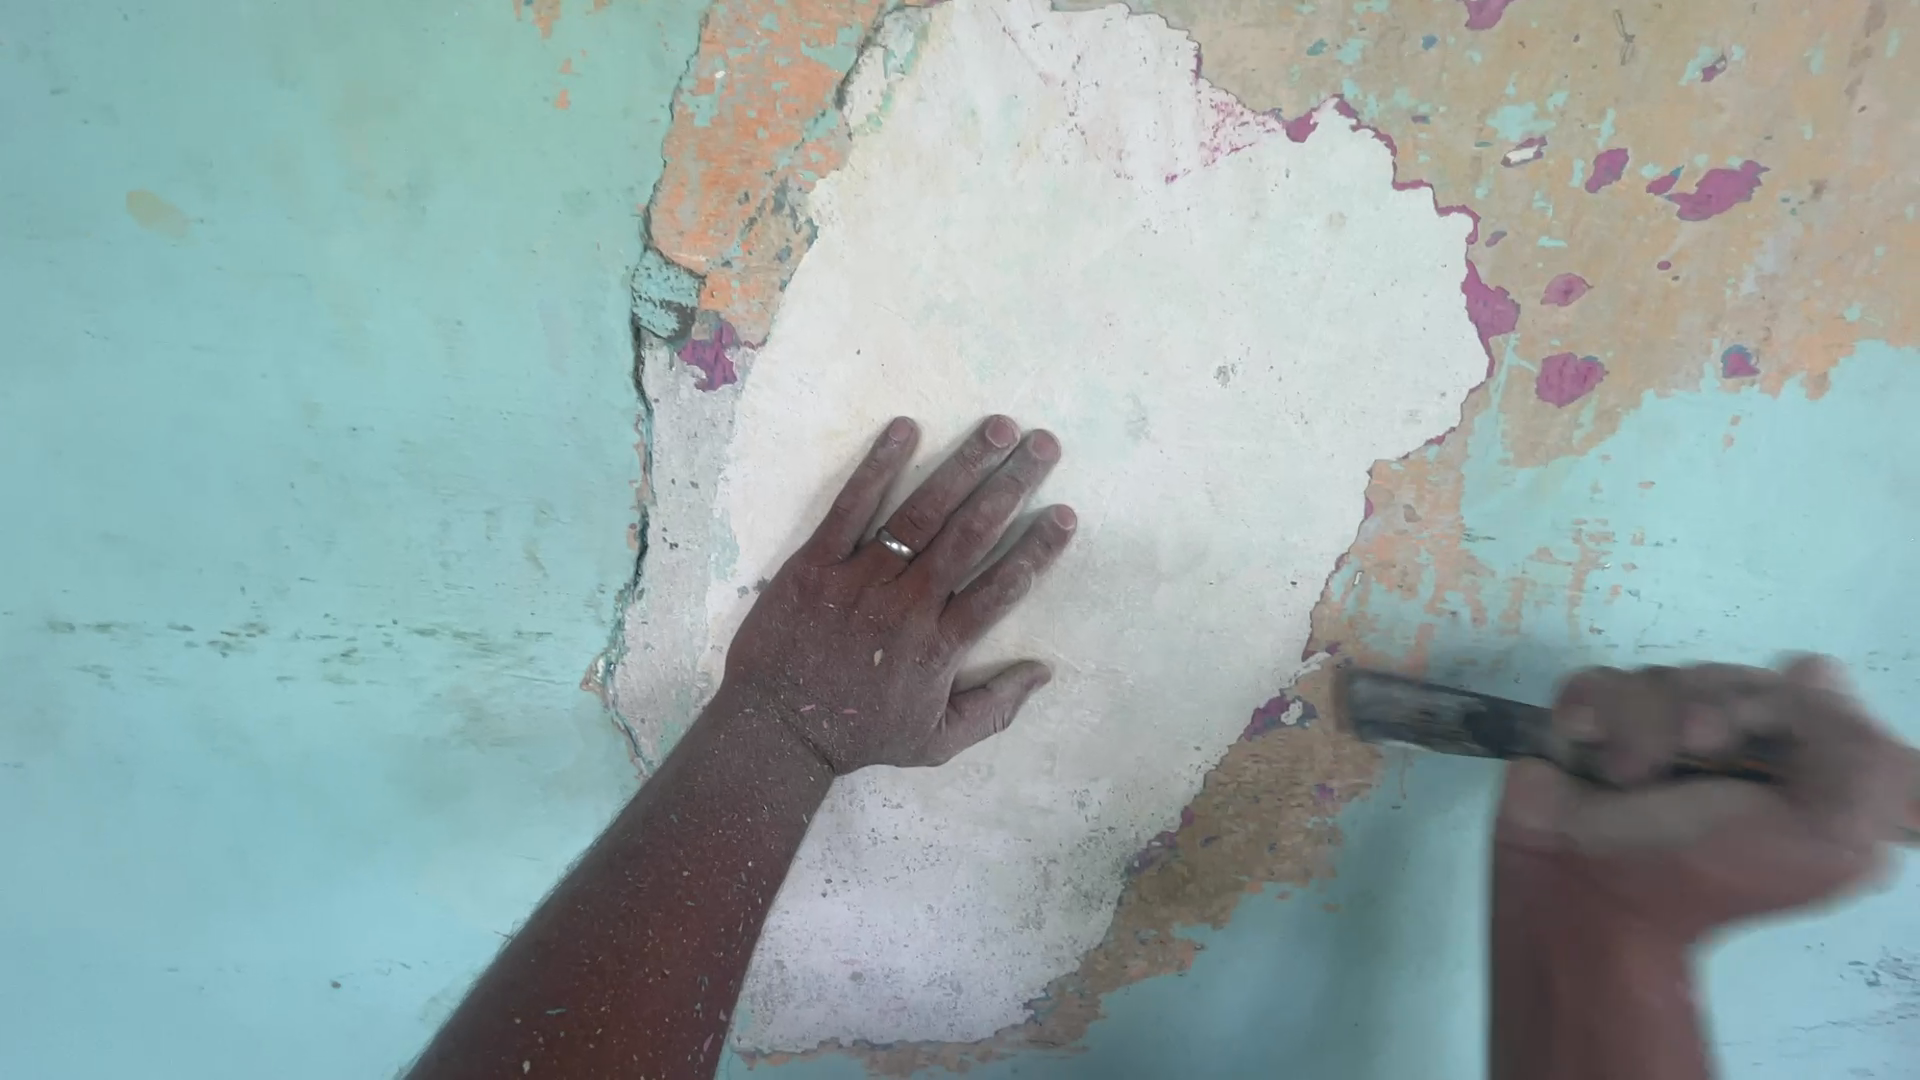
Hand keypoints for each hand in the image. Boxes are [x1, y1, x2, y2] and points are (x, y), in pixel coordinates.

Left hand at [720, 415, 1076, 773]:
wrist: (777, 728)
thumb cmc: (860, 733)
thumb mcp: (936, 742)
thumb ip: (994, 709)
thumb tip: (1044, 671)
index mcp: (941, 645)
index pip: (1003, 587)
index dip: (1038, 548)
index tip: (1065, 513)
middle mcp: (909, 604)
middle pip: (971, 535)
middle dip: (1013, 485)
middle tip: (1043, 444)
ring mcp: (861, 578)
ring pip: (922, 513)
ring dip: (963, 466)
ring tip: (997, 427)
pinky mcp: (816, 562)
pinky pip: (851, 507)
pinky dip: (878, 467)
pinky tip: (906, 428)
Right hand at [1496, 657, 1914, 940]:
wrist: (1585, 884)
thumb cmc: (1704, 870)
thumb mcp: (1825, 840)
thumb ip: (1863, 761)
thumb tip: (1813, 669)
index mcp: (1794, 766)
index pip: (1793, 688)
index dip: (1759, 704)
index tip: (1725, 748)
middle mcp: (1727, 741)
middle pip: (1714, 675)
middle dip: (1684, 718)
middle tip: (1664, 772)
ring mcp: (1650, 730)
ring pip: (1647, 677)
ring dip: (1628, 729)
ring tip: (1618, 777)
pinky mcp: (1586, 722)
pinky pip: (1589, 682)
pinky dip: (1584, 714)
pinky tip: (1584, 746)